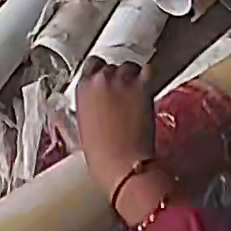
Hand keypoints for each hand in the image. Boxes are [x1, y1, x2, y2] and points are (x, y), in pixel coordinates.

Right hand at [77, 60, 155, 196]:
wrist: (122, 165)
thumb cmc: (101, 155)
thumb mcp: (83, 125)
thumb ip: (89, 105)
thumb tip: (98, 103)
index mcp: (82, 88)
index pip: (91, 66)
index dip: (100, 74)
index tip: (106, 83)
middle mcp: (100, 79)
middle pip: (110, 66)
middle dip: (116, 77)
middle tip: (122, 93)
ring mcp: (121, 80)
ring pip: (129, 66)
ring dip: (133, 76)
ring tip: (136, 92)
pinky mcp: (142, 86)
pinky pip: (148, 70)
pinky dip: (149, 76)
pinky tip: (149, 87)